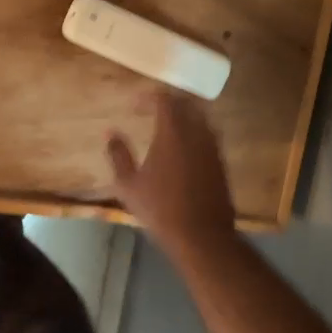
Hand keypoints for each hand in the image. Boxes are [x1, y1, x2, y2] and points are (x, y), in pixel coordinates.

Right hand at [107, 89, 236, 253]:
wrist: (201, 235)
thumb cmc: (160, 209)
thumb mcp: (128, 185)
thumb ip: (118, 154)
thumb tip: (110, 133)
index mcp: (172, 133)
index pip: (164, 100)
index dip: (148, 97)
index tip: (134, 104)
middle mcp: (196, 133)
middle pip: (186, 104)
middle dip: (168, 102)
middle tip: (151, 109)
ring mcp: (212, 147)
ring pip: (201, 118)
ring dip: (184, 115)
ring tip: (168, 125)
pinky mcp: (221, 162)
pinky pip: (209, 135)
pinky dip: (195, 132)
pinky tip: (184, 147)